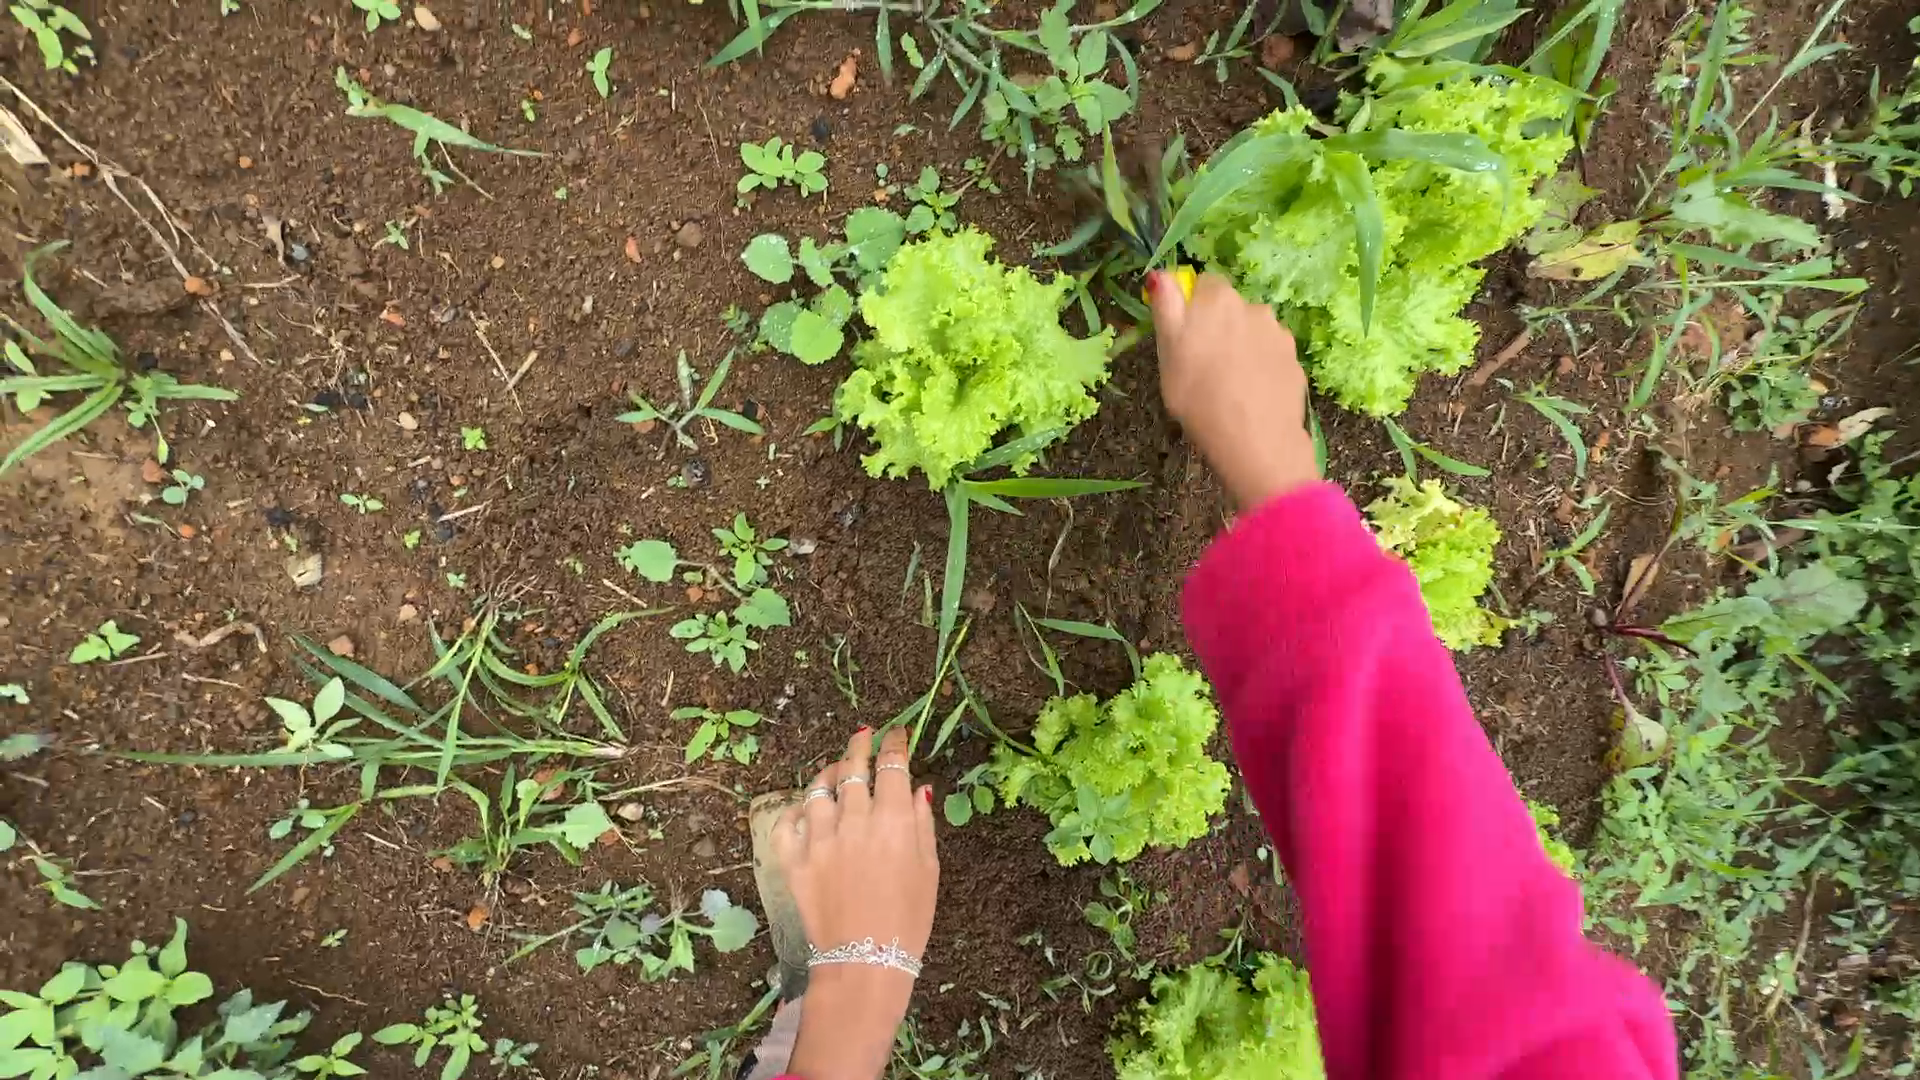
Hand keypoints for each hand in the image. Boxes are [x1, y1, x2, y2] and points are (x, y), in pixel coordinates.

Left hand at [776, 728, 937, 1079]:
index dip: (895, 744)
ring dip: (829, 773)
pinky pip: (788, 822)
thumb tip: (916, 787)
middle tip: (864, 736)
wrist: (864, 965)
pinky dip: (796, 809)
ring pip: (819, 789)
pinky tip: (805, 806)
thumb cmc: (907, 919)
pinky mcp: (795, 861)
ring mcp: (820, 839)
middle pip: (853, 768)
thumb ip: (921, 822)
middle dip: (860, 746)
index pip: (892, 765)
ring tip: (835, 768)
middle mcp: (854, 821)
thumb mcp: (928, 869)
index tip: (896, 735)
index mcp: (892, 821)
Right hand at [1148, 270, 1319, 509]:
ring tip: (1227, 383)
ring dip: (1240, 346)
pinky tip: (1249, 394)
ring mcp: (1278, 333)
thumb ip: (1166, 307)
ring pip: (1252, 331)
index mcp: (1217, 299)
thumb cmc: (1199, 397)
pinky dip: (1259, 367)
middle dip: (1217, 326)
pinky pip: (1270, 355)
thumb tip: (1160, 273)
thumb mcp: (1167, 352)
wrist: (1255, 439)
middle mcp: (1253, 306)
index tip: (1183, 338)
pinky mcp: (1294, 360)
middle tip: (1201, 365)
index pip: (1203, 284)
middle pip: (1230, 307)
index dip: (1190, 309)